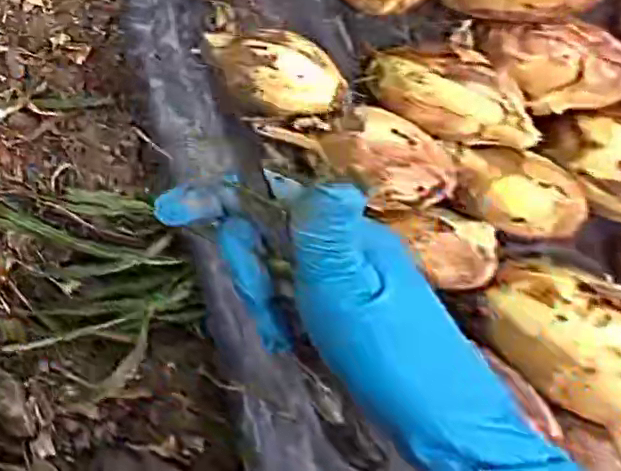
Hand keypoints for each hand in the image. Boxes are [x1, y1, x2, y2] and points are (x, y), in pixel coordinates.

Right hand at [157, 180, 573, 470]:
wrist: (451, 442)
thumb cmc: (396, 360)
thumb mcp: (347, 289)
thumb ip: (322, 229)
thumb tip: (331, 177)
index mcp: (342, 232)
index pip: (263, 195)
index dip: (213, 198)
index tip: (169, 212)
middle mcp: (337, 248)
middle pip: (257, 230)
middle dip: (245, 263)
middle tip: (260, 302)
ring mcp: (334, 281)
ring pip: (265, 265)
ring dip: (258, 296)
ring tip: (278, 333)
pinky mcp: (331, 312)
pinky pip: (281, 297)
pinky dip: (273, 315)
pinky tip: (286, 340)